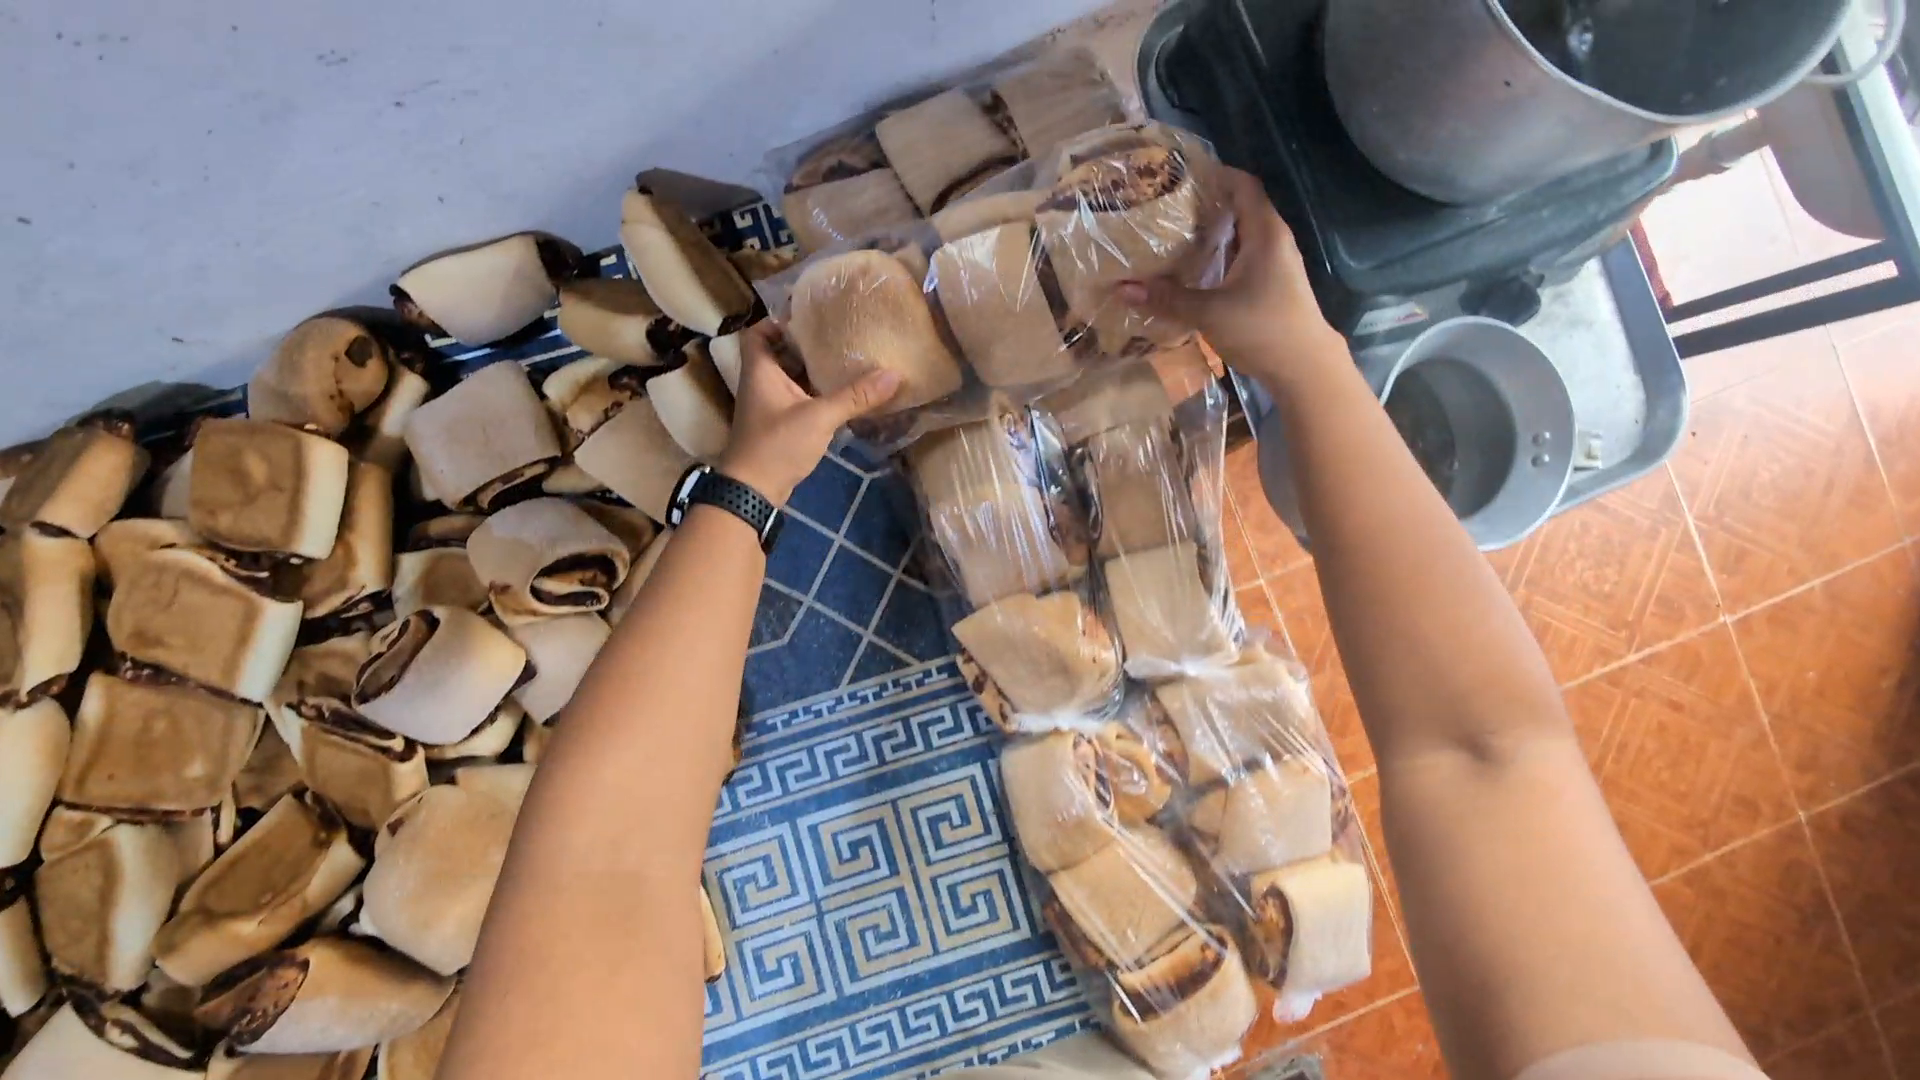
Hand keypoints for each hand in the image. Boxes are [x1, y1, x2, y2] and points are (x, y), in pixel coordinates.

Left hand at [716, 321, 900, 506]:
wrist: (753, 491)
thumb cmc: (777, 444)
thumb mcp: (819, 417)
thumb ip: (855, 397)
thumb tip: (893, 376)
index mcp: (760, 371)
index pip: (758, 333)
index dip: (778, 323)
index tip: (809, 319)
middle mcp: (760, 384)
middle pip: (779, 354)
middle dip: (805, 346)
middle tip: (837, 337)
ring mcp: (768, 408)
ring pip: (790, 380)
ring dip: (813, 372)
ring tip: (844, 361)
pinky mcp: (778, 427)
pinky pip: (797, 401)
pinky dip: (815, 395)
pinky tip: (841, 396)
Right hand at [1117, 166, 1346, 389]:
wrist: (1304, 366)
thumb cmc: (1262, 328)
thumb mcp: (1209, 312)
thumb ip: (1167, 299)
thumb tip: (1123, 289)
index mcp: (1264, 232)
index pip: (1242, 184)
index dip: (1215, 174)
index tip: (1181, 175)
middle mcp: (1273, 239)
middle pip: (1239, 207)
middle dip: (1206, 205)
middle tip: (1167, 207)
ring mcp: (1275, 263)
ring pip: (1240, 235)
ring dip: (1211, 233)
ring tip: (1174, 235)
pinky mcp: (1270, 284)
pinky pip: (1241, 257)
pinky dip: (1219, 256)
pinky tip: (1194, 269)